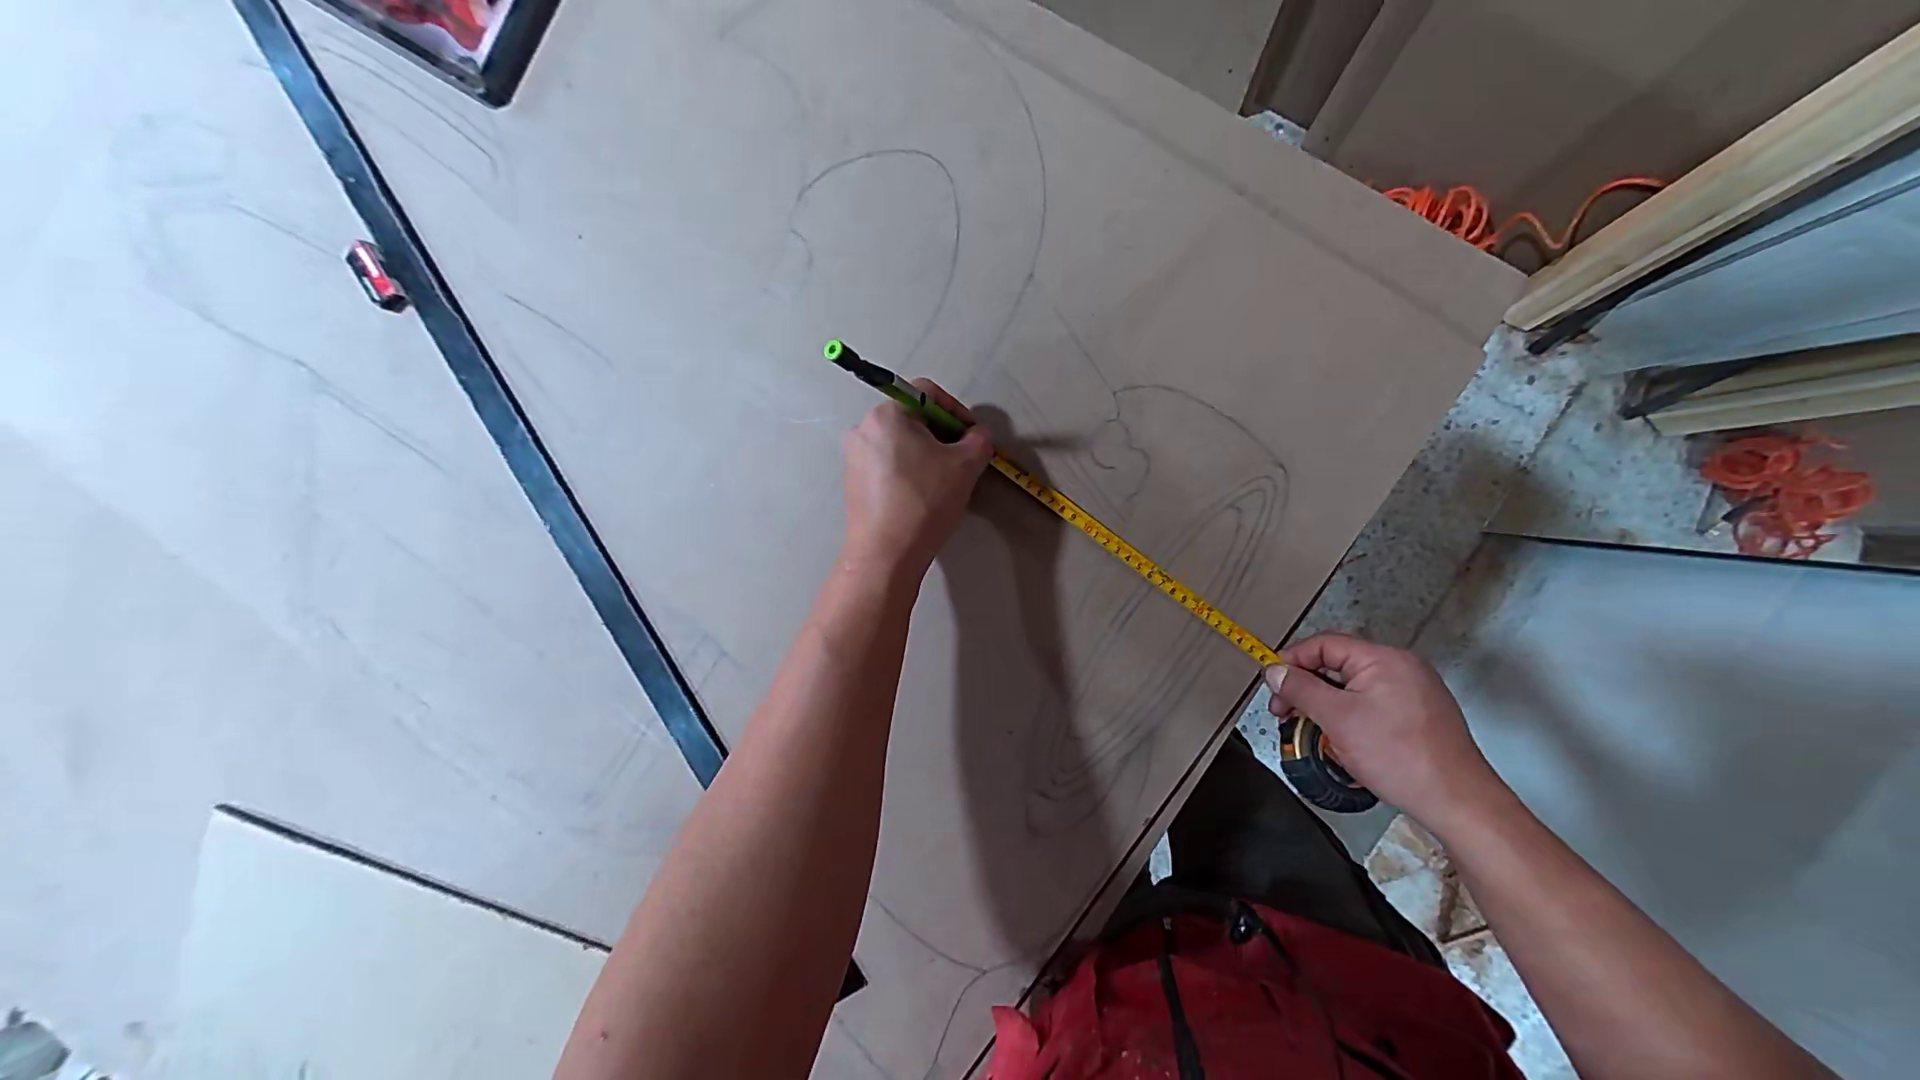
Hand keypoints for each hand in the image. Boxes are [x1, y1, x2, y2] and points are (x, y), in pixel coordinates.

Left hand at [841, 379, 993, 574]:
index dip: (956, 411)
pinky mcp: (853, 482)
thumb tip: (977, 436)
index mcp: (887, 415)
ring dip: (926, 453)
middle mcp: (863, 429)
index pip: (927, 393)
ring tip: (945, 481)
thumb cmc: (925, 502)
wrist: (886, 553)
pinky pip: (887, 464)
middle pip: (912, 418)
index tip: (972, 436)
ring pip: (900, 443)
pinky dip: (908, 471)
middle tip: (963, 459)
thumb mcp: (965, 466)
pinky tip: (923, 496)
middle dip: (942, 434)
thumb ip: (978, 440)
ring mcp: (854, 457)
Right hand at [1265, 632, 1512, 832]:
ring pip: (1352, 687)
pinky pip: (1370, 704)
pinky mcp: (1417, 714)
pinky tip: (1339, 739)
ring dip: (1325, 705)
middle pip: (1337, 665)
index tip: (1273, 684)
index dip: (1292, 662)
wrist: (1456, 802)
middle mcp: (1402, 668)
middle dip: (1306, 688)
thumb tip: (1276, 671)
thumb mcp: (1336, 718)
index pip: (1323, 644)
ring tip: (1312, 730)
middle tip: (1285, 711)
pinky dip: (1347, 716)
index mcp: (1384, 659)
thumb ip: (1300, 688)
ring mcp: (1413, 691)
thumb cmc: (1402, 758)